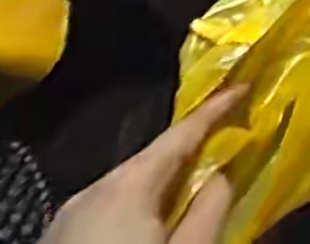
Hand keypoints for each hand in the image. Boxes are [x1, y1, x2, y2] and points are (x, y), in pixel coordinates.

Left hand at [40, 87, 247, 243]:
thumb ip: (211, 207)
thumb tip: (221, 173)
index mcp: (128, 186)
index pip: (183, 132)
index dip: (217, 108)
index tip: (244, 85)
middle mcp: (92, 192)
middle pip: (153, 157)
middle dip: (191, 147)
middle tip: (227, 135)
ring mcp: (64, 222)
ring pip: (129, 185)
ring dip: (164, 181)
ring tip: (196, 180)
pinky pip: (107, 212)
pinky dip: (139, 207)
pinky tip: (153, 225)